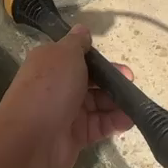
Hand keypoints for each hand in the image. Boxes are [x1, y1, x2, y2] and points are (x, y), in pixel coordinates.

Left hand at [0, 24, 133, 167]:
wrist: (31, 138)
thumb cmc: (50, 88)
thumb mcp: (64, 54)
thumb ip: (77, 43)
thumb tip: (82, 29)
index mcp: (50, 64)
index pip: (77, 58)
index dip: (98, 60)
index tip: (117, 63)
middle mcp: (57, 86)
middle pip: (90, 81)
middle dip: (112, 81)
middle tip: (130, 83)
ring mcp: (66, 112)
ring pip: (97, 104)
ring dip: (117, 102)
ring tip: (135, 104)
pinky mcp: (75, 136)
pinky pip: (99, 125)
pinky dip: (115, 122)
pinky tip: (129, 120)